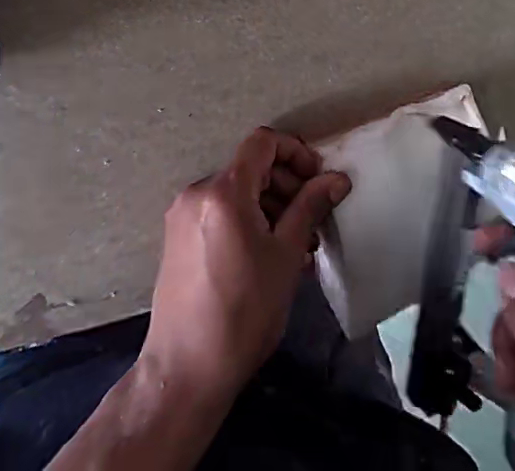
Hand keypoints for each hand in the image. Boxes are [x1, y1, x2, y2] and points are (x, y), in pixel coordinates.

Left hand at [140, 127, 350, 397]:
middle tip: (314, 216)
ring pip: (239, 191)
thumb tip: (337, 178)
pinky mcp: (178, 241)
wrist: (186, 372)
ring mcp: (183, 218)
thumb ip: (311, 206)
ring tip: (298, 241)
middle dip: (288, 183)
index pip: (264, 143)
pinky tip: (271, 253)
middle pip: (252, 167)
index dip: (297, 152)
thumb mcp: (287, 253)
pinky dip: (250, 220)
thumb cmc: (244, 310)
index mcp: (223, 192)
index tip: (317, 180)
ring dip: (273, 205)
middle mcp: (197, 194)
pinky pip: (222, 213)